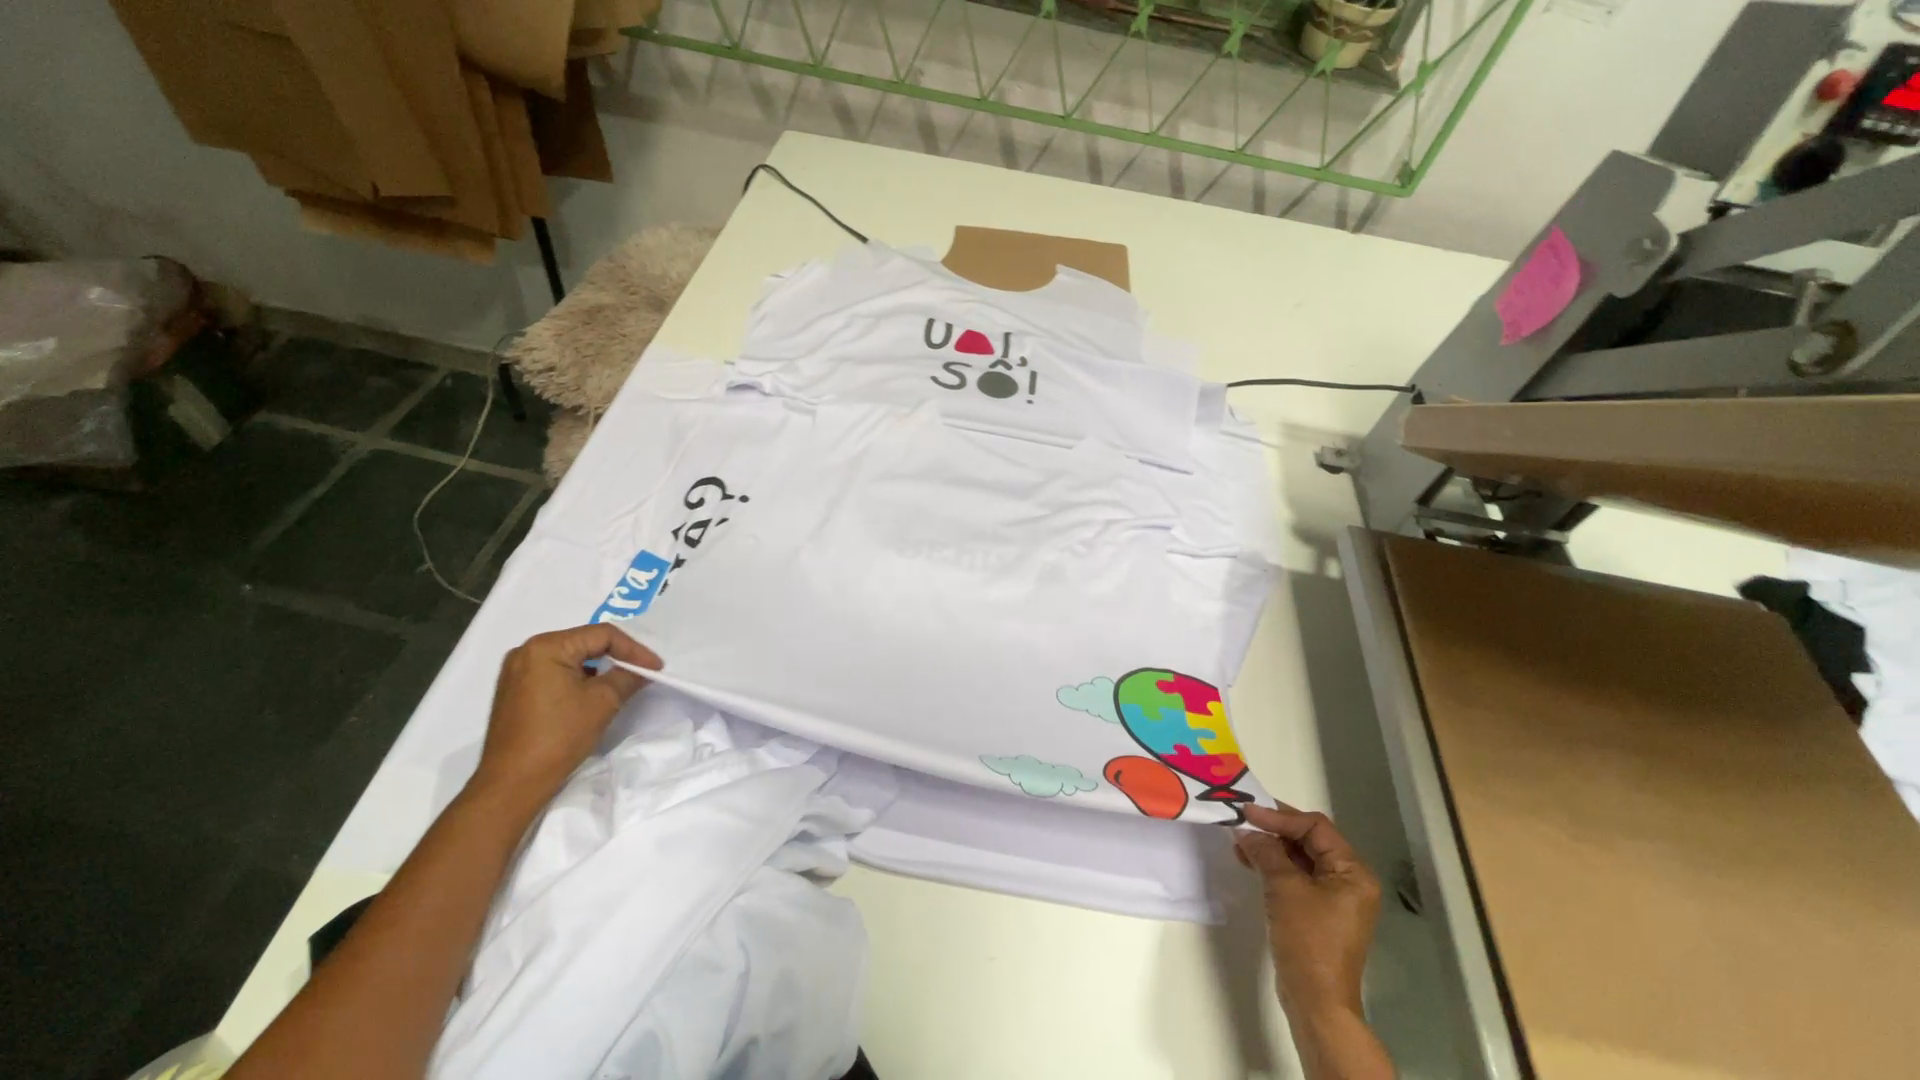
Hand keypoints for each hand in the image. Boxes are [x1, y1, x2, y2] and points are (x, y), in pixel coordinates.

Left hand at [472, 624, 661, 805]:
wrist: (514, 781)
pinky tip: (594, 694)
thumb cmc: (559, 736)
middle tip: (642, 672)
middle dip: (616, 657)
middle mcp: (526, 651)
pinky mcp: (514, 691)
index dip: (634, 649)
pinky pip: (554, 673)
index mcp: (545, 647)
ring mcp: (516, 671)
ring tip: (622, 683)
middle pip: (583, 643)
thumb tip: (642, 670)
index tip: (657, 668)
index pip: (601, 635)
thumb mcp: (603, 702)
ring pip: (569, 659)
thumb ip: (627, 677)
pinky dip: (578, 680)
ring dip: (597, 669)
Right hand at [1235, 803, 1381, 1017]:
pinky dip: (1275, 868)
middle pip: (1310, 841)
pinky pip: (1298, 879)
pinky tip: (1251, 863)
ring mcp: (1335, 898)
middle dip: (1275, 830)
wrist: (1316, 1001)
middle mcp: (1350, 880)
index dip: (1280, 816)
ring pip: (1302, 859)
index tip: (1246, 811)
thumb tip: (1246, 831)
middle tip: (1241, 822)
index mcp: (1353, 871)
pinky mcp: (1320, 913)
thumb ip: (1267, 853)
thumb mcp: (1285, 889)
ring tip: (1240, 844)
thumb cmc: (1308, 940)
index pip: (1316, 827)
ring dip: (1271, 849)